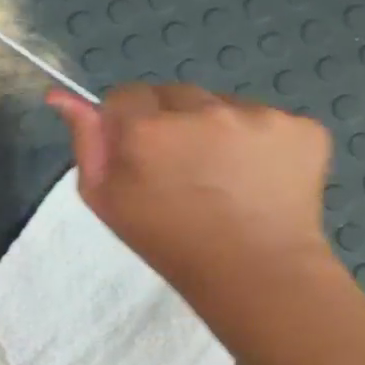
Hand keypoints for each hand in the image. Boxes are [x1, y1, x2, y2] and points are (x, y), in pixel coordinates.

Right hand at [47, 84, 334, 290]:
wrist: (254, 270)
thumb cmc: (164, 237)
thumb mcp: (102, 195)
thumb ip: (86, 139)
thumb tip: (61, 95)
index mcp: (147, 128)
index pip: (125, 95)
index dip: (126, 123)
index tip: (137, 151)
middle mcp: (202, 111)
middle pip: (173, 94)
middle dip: (170, 120)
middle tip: (179, 165)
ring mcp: (258, 116)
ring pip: (221, 105)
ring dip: (214, 127)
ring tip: (220, 172)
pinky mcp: (303, 127)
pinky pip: (266, 119)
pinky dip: (259, 140)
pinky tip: (256, 174)